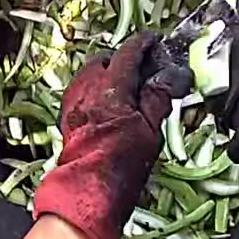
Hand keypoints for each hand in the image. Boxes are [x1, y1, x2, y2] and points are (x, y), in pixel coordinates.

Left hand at [31, 34, 189, 238]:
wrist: (86, 196)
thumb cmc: (119, 167)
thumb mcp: (149, 130)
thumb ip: (158, 97)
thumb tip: (172, 76)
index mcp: (109, 88)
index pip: (127, 53)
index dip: (143, 44)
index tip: (154, 41)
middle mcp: (86, 90)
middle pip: (104, 60)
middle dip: (123, 59)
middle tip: (143, 68)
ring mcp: (73, 103)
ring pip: (90, 75)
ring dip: (108, 75)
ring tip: (128, 87)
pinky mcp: (67, 118)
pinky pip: (83, 92)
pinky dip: (97, 90)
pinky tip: (110, 105)